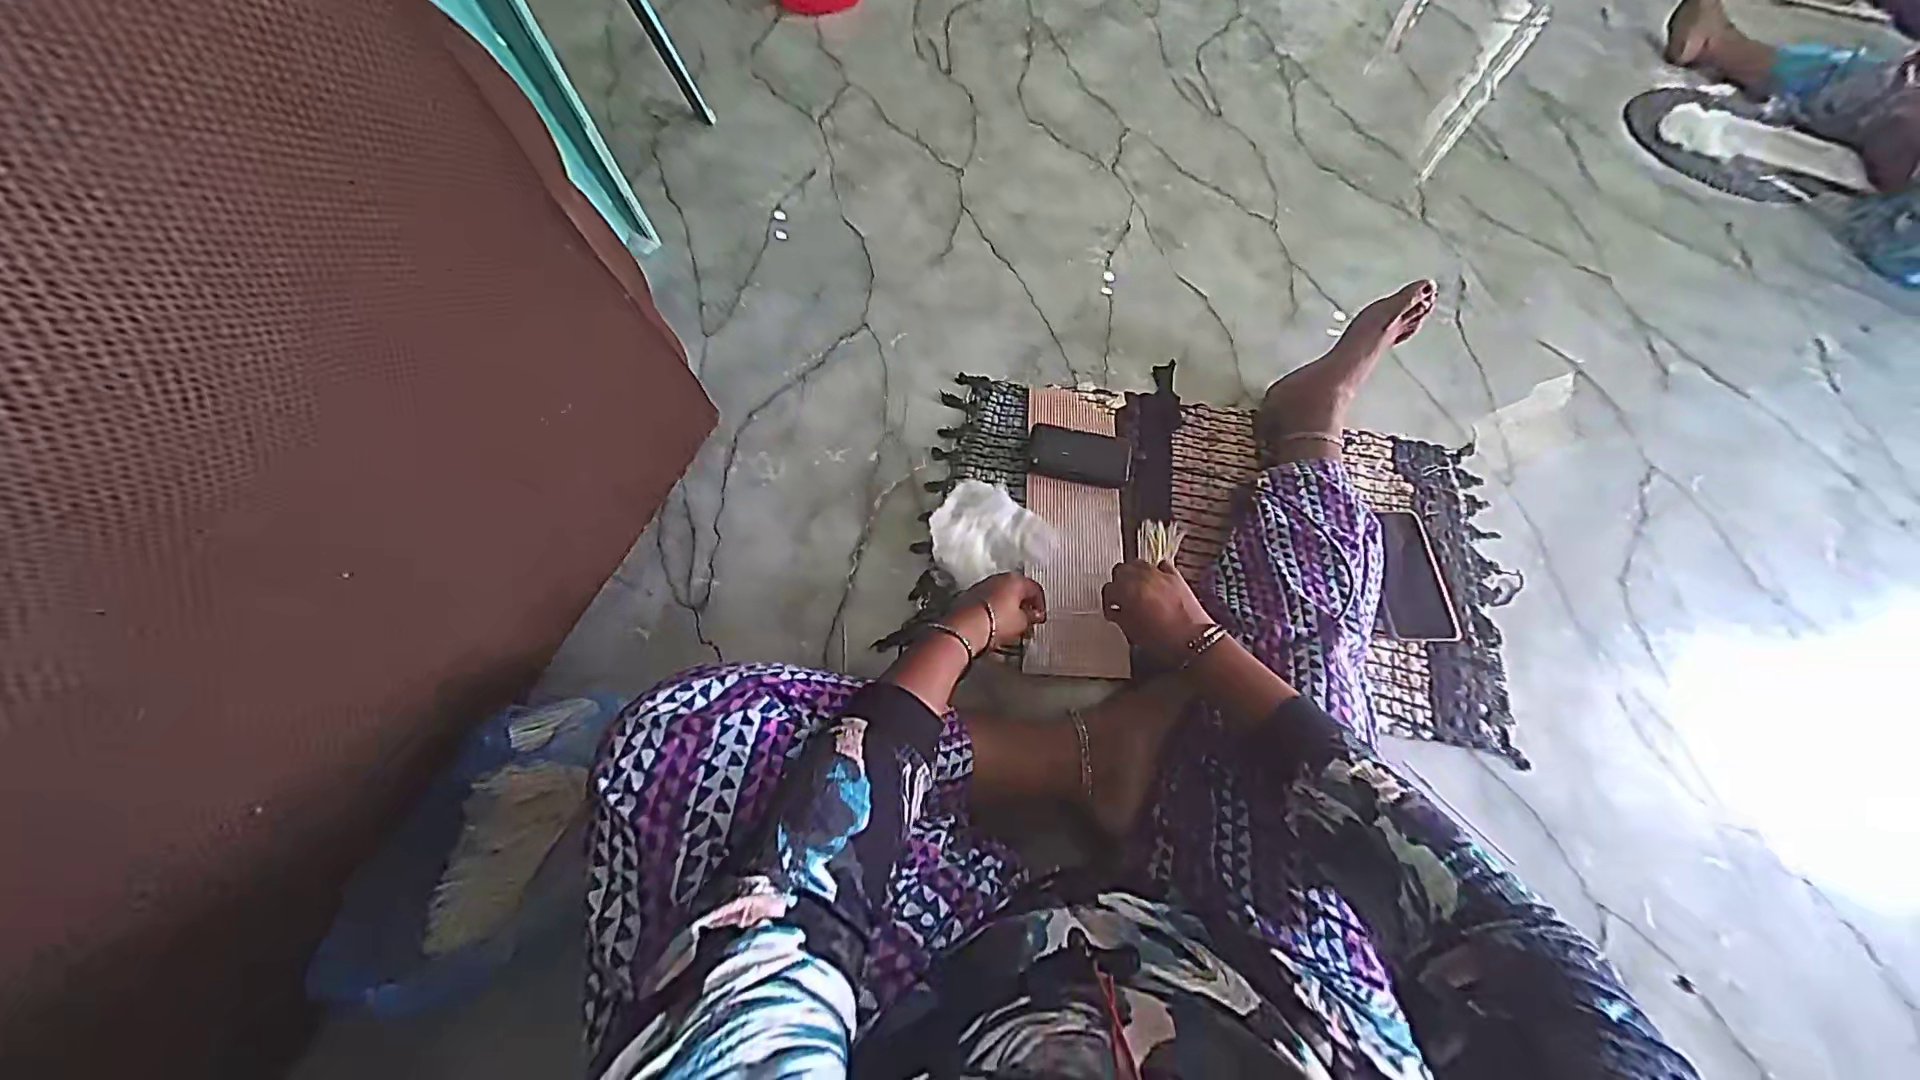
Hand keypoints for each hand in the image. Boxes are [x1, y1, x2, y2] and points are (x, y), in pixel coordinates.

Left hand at [956, 572, 1046, 649]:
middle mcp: (998, 578)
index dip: (1040, 604)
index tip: (1040, 618)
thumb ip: (1031, 617)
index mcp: (1015, 580)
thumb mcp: (1021, 623)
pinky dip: (994, 610)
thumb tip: (1033, 615)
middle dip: (1023, 605)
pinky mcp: (969, 596)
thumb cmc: (997, 622)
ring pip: (1001, 595)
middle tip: (1028, 621)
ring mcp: (982, 586)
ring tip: (1011, 625)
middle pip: (1016, 589)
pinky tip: (996, 623)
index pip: (1034, 589)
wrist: (965, 627)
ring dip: (1008, 607)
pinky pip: (988, 601)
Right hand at [1102, 560, 1213, 664]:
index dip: (1108, 601)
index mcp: (1127, 592)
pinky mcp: (1175, 577)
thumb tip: (1117, 611)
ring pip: (1138, 563)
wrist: (1193, 640)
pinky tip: (1155, 580)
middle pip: (1120, 570)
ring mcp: (1159, 575)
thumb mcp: (1132, 631)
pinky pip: (1161, 564)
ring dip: (1134, 572)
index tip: (1112, 609)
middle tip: (1121, 595)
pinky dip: (1156, 570)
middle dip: (1118, 582)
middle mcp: (1141, 578)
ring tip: (1135, 586)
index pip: (1109, 589)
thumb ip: (1120, 616)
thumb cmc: (1164, 639)